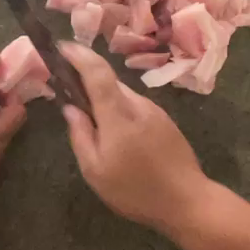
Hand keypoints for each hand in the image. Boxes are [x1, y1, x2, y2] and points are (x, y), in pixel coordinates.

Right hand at [58, 43, 212, 232]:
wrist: (188, 202)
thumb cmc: (136, 191)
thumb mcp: (95, 171)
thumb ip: (80, 135)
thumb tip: (70, 108)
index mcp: (118, 115)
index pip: (97, 72)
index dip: (78, 55)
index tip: (61, 47)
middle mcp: (138, 105)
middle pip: (109, 82)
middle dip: (86, 81)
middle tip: (67, 92)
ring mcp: (155, 112)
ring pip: (122, 95)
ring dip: (104, 99)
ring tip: (92, 122)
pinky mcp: (165, 121)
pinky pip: (135, 107)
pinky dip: (120, 111)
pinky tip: (118, 136)